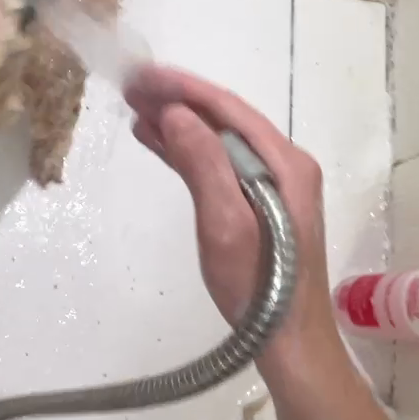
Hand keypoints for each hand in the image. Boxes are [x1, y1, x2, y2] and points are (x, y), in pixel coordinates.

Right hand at [125, 66, 341, 372]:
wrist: (289, 342)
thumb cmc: (259, 287)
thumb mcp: (226, 224)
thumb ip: (204, 165)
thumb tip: (175, 113)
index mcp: (284, 162)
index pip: (227, 108)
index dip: (182, 88)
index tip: (141, 77)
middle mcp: (282, 163)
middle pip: (223, 118)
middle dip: (176, 100)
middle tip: (130, 89)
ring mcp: (272, 182)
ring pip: (217, 138)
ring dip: (177, 122)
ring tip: (134, 109)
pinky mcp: (257, 201)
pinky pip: (218, 162)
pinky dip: (186, 149)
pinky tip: (156, 140)